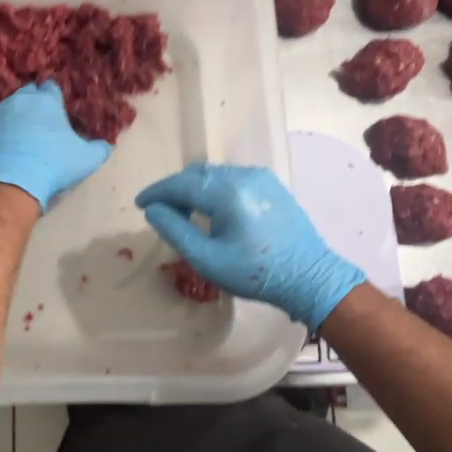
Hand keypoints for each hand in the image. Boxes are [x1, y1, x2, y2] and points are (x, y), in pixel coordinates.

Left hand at [0, 82, 111, 209]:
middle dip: (36, 103)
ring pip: (11, 107)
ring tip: (25, 136)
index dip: (56, 97)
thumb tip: (105, 145)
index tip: (59, 111)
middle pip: (29, 93)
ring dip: (18, 116)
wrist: (11, 183)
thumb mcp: (86, 159)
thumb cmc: (53, 164)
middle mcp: (20, 100)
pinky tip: (9, 147)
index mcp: (46, 100)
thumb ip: (99, 148)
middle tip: (44, 122)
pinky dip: (3, 131)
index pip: (52, 87)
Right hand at [135, 163, 365, 328]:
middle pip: (198, 174)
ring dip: (195, 189)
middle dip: (175, 189)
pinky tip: (213, 212)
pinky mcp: (272, 186)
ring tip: (185, 213)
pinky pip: (233, 179)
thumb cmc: (256, 274)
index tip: (140, 204)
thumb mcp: (208, 259)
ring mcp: (260, 178)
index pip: (181, 183)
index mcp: (226, 192)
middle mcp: (243, 175)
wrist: (310, 277)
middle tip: (161, 211)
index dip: (157, 192)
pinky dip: (215, 190)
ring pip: (215, 175)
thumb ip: (175, 231)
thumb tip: (153, 211)